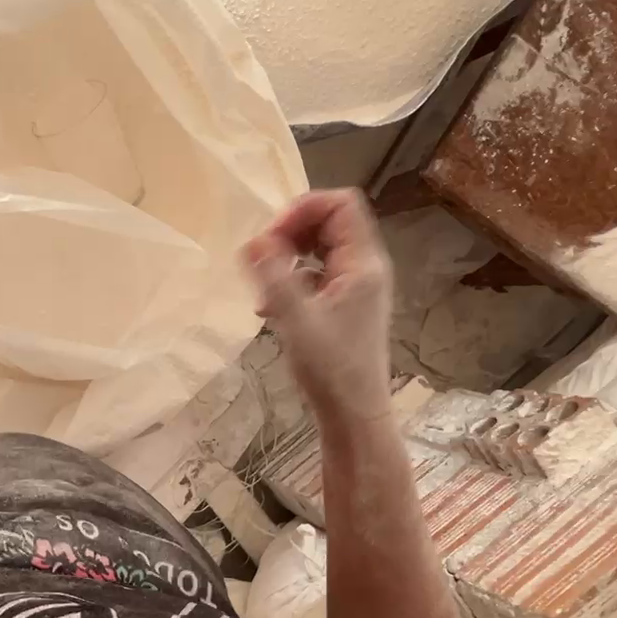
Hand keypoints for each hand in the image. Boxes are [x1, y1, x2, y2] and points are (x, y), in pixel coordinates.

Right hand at [242, 190, 396, 423]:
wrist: (353, 413)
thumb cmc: (330, 369)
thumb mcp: (296, 320)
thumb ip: (273, 277)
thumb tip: (252, 241)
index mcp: (363, 263)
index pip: (340, 204)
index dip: (302, 210)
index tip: (269, 238)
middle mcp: (365, 268)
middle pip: (329, 222)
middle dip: (290, 232)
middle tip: (261, 260)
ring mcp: (355, 287)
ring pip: (320, 249)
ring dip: (287, 258)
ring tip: (263, 288)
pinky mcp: (344, 306)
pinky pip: (317, 275)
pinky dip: (291, 280)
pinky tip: (270, 308)